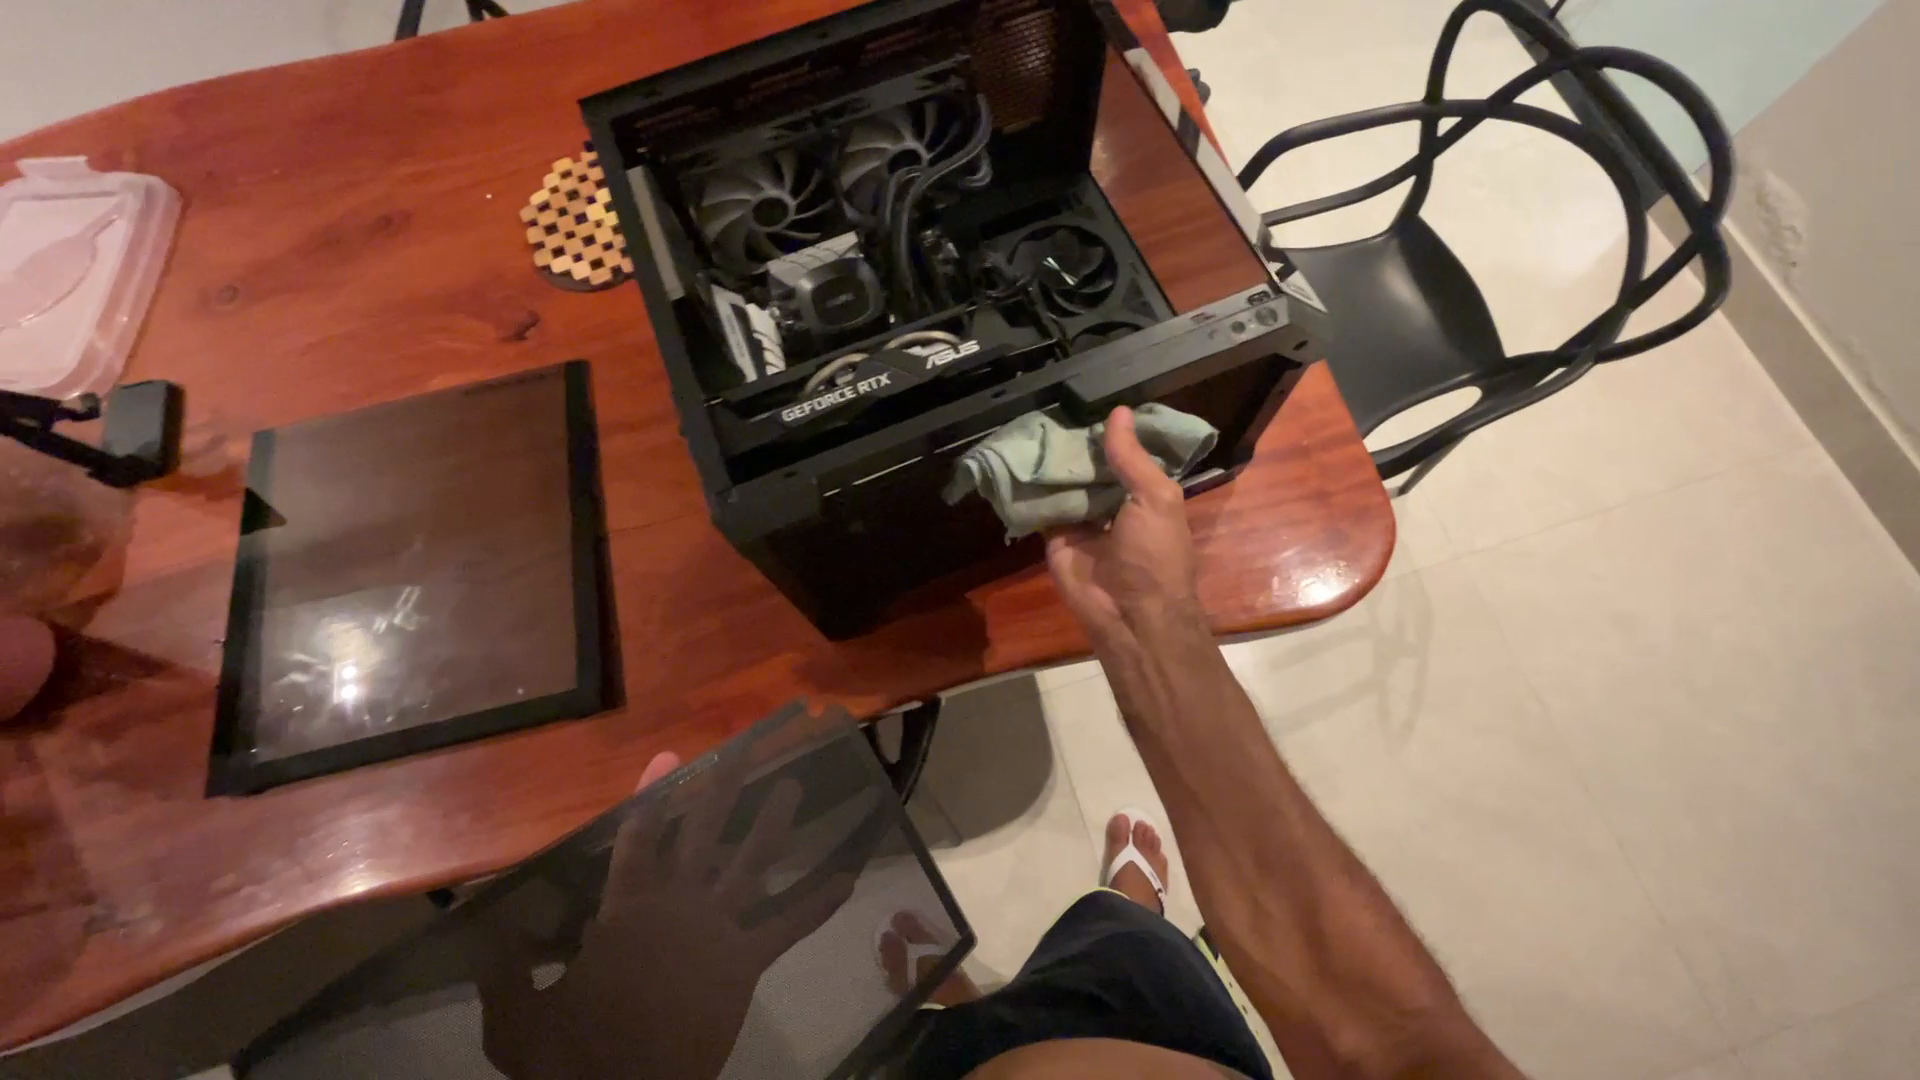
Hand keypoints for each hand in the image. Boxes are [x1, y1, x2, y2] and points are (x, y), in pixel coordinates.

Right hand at [476, 751, 857, 1079]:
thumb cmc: (567, 1061)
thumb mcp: (516, 1020)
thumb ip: (505, 972)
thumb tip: (488, 934)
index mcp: (624, 910)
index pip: (637, 837)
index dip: (653, 794)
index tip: (671, 757)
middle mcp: (676, 904)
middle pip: (702, 830)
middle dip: (723, 786)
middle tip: (745, 746)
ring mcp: (715, 929)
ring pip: (751, 862)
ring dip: (773, 823)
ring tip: (793, 786)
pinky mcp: (744, 962)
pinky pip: (787, 927)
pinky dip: (817, 904)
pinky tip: (847, 881)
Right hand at [1044, 406, 1204, 649]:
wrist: (1130, 615)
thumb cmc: (1155, 555)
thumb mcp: (1156, 498)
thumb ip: (1133, 458)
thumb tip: (1118, 412)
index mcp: (1143, 492)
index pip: (1124, 453)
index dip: (1111, 430)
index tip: (1089, 397)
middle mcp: (1110, 502)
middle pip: (1089, 465)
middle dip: (1073, 442)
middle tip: (1049, 406)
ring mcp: (1080, 519)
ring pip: (1062, 482)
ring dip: (1049, 460)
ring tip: (1027, 423)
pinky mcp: (1053, 536)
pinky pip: (1039, 507)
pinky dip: (1027, 488)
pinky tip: (1013, 458)